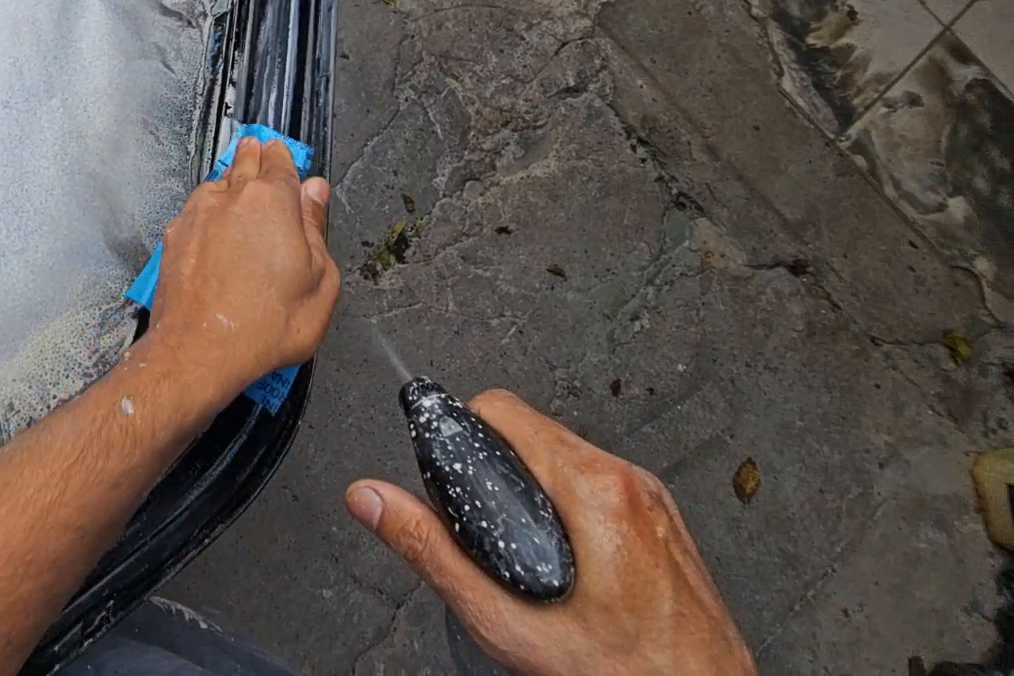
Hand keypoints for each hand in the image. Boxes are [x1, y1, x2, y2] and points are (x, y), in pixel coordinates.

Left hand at [141, 137, 339, 413]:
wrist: (199, 350)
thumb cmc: (264, 325)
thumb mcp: (321, 281)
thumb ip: (316, 226)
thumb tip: (315, 192)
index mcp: (272, 201)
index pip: (279, 161)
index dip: (283, 156)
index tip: (282, 152)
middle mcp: (230, 198)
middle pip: (244, 163)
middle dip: (253, 155)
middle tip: (258, 149)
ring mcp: (196, 215)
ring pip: (215, 185)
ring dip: (227, 183)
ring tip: (237, 187)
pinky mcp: (174, 236)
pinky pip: (194, 211)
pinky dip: (206, 211)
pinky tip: (213, 225)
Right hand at [345, 392, 753, 675]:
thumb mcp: (505, 622)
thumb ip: (430, 551)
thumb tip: (371, 499)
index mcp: (596, 492)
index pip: (502, 409)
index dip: (462, 431)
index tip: (452, 470)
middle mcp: (630, 483)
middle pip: (529, 427)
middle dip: (492, 460)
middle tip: (479, 516)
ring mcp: (651, 500)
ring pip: (560, 450)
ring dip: (524, 477)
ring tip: (512, 534)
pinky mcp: (660, 518)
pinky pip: (591, 478)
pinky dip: (558, 496)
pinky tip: (551, 547)